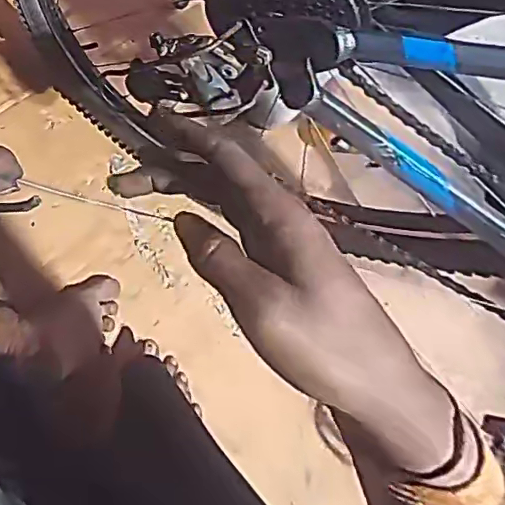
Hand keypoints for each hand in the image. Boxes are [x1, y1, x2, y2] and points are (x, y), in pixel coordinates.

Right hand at [159, 114, 459, 473]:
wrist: (379, 388)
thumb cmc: (325, 344)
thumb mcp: (263, 306)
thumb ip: (219, 259)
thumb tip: (182, 219)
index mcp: (278, 212)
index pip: (225, 156)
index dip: (187, 133)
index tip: (152, 116)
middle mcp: (276, 212)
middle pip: (216, 171)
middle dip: (170, 161)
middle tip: (125, 170)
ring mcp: (277, 233)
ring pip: (220, 192)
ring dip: (180, 183)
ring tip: (138, 184)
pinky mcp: (276, 255)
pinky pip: (230, 217)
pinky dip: (199, 209)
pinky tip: (181, 214)